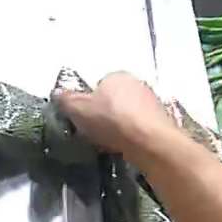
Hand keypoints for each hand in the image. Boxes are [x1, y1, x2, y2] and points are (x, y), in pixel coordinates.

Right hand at [53, 71, 179, 158]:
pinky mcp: (163, 118)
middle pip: (115, 99)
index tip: (86, 121)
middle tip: (98, 133)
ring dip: (122, 125)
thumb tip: (59, 94)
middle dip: (107, 114)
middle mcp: (136, 82)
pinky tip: (130, 146)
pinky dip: (135, 134)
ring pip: (130, 112)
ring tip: (114, 142)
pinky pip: (142, 125)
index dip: (90, 105)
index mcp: (115, 75)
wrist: (149, 140)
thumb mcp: (78, 110)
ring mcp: (152, 99)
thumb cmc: (111, 120)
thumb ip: (66, 100)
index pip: (98, 86)